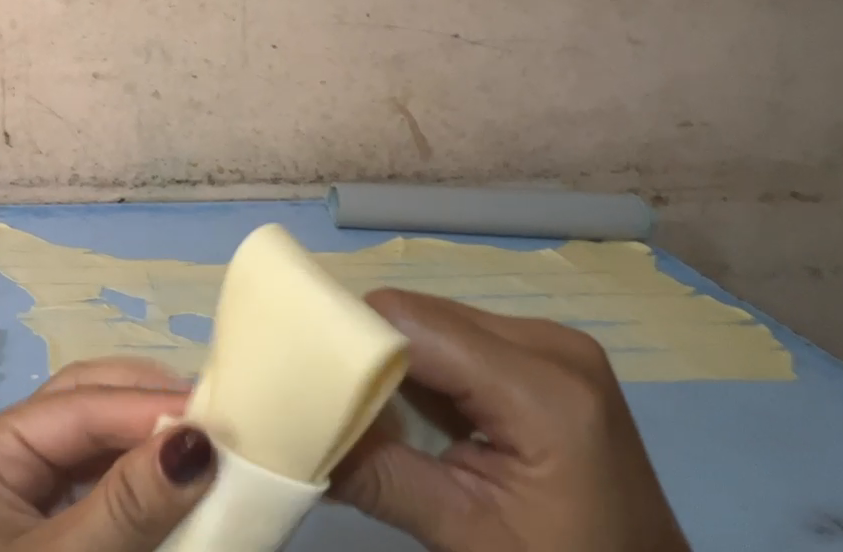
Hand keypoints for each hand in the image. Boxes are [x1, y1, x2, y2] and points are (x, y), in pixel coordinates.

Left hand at [0, 358, 217, 551]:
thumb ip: (126, 506)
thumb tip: (195, 444)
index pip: (82, 403)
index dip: (150, 404)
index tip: (220, 414)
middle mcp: (12, 451)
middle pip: (91, 403)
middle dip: (151, 405)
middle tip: (220, 416)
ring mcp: (33, 486)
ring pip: (102, 439)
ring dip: (152, 438)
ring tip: (211, 440)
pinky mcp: (55, 524)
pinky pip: (104, 482)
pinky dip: (143, 479)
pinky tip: (180, 481)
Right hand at [332, 290, 689, 551]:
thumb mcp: (465, 534)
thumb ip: (378, 476)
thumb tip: (288, 434)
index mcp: (542, 387)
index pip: (410, 321)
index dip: (351, 340)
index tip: (310, 380)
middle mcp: (550, 342)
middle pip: (419, 313)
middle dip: (370, 353)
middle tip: (340, 405)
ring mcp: (553, 342)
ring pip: (432, 318)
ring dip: (397, 359)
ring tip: (381, 415)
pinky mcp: (546, 352)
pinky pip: (457, 335)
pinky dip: (426, 365)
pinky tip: (424, 413)